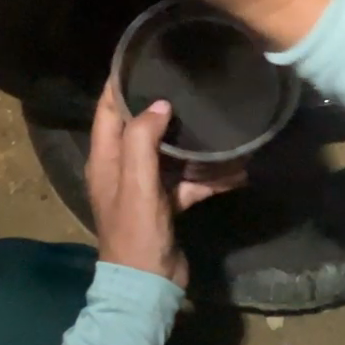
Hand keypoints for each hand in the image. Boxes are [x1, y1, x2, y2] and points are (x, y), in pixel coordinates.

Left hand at [86, 88, 240, 287]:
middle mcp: (123, 168)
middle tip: (190, 81)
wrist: (148, 286)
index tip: (142, 58)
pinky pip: (191, 179)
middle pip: (142, 126)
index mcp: (106, 159)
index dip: (120, 83)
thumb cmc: (136, 231)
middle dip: (163, 105)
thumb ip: (143, 140)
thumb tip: (160, 104)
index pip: (108, 109)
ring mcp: (147, 186)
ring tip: (220, 121)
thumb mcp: (137, 182)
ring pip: (171, 152)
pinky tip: (238, 169)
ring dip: (195, 142)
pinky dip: (210, 174)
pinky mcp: (168, 203)